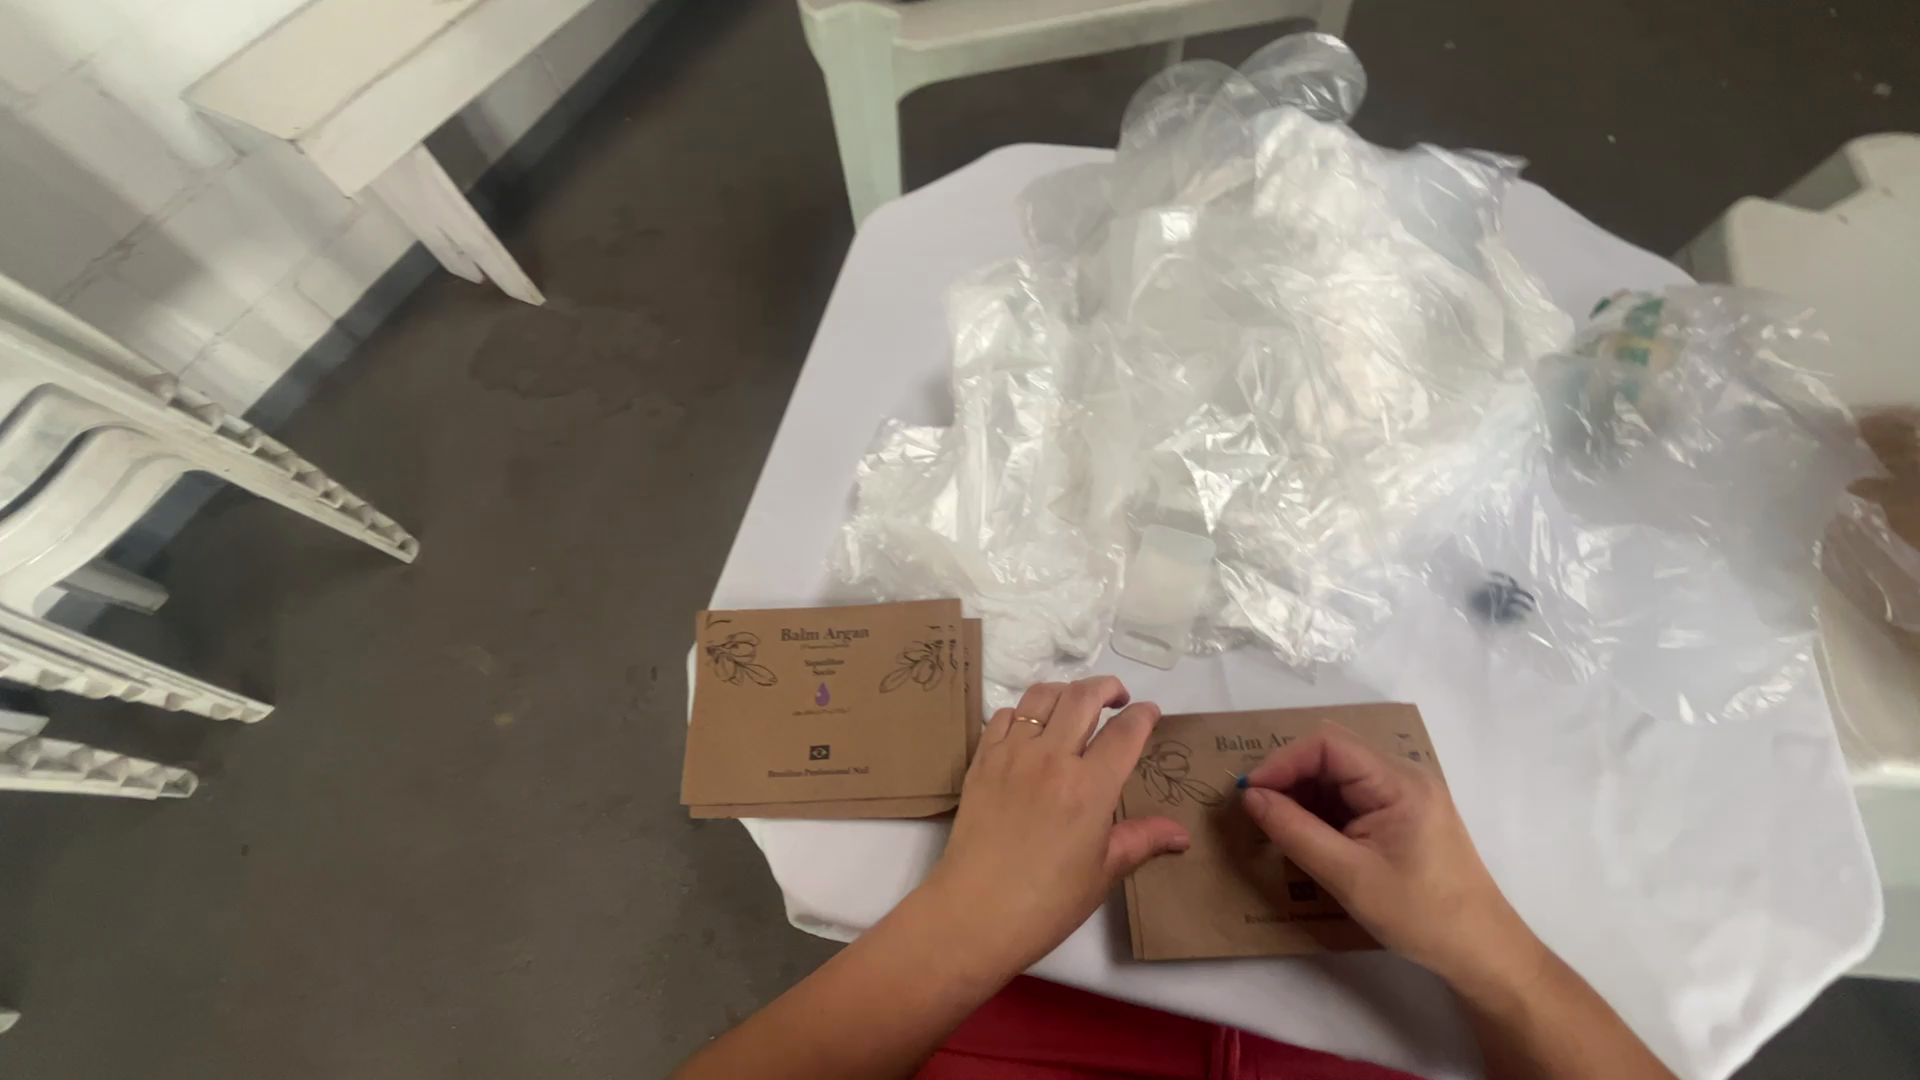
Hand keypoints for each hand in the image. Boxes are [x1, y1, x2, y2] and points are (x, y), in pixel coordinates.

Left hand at [921, 677, 1190, 971]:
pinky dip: (1022, 712)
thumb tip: (1181, 834)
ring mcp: (1012, 754)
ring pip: (1040, 696)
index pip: (1125, 732)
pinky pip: (1003, 716)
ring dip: (1065, 692)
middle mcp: (1052, 758)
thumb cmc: (1048, 902)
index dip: (1143, 715)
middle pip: (1083, 697)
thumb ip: (1142, 840)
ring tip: (1075, 705)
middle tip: (1117, 697)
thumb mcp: (1103, 872)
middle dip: (1107, 687)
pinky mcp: (982, 759)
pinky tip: (1030, 728)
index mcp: (1090, 787)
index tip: (1150, 712)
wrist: (974, 912)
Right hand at [1239, 724, 1536, 985]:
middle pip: (1330, 755)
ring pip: (1335, 775)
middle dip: (1289, 777)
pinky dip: (1319, 810)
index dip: (1283, 761)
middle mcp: (1402, 777)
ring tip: (1278, 826)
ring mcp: (1402, 795)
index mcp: (1399, 782)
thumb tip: (1249, 796)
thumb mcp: (1349, 876)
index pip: (1327, 744)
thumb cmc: (1422, 916)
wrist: (1486, 957)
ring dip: (1302, 795)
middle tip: (1259, 809)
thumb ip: (1295, 831)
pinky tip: (1306, 836)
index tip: (1251, 792)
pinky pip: (1347, 796)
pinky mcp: (1399, 814)